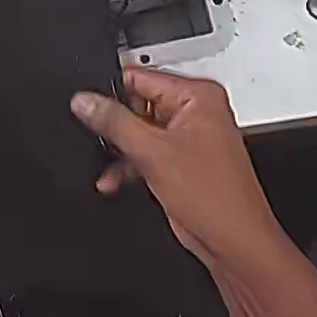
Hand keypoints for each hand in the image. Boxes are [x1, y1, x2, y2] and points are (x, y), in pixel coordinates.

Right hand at [70, 68, 286, 270]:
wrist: (231, 239)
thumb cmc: (216, 196)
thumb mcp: (152, 152)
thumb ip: (114, 122)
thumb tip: (85, 102)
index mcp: (198, 96)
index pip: (142, 77)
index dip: (111, 91)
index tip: (86, 105)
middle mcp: (196, 112)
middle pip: (138, 105)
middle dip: (116, 127)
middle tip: (101, 140)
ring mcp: (188, 138)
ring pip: (139, 132)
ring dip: (120, 150)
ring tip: (107, 165)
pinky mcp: (180, 161)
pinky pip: (145, 153)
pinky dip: (128, 165)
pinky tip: (113, 179)